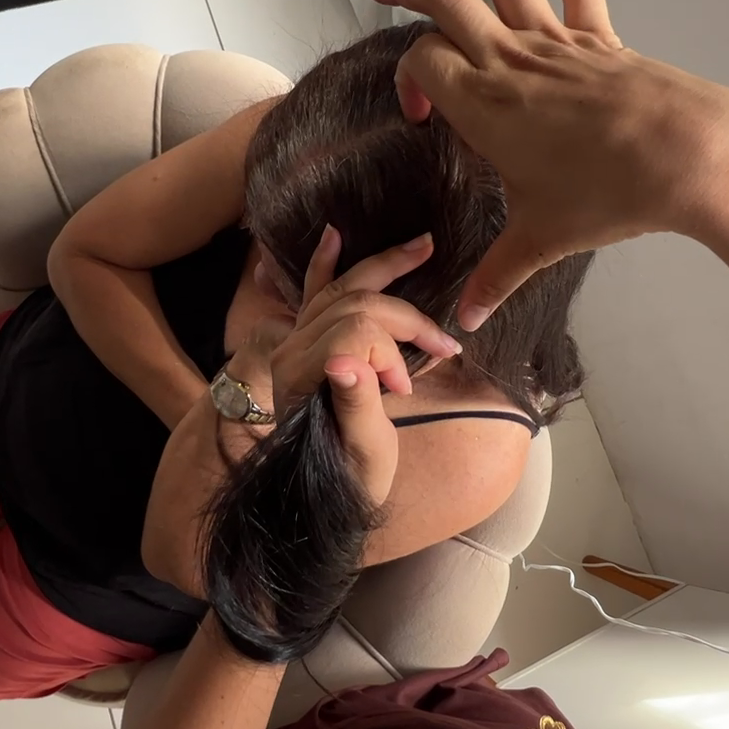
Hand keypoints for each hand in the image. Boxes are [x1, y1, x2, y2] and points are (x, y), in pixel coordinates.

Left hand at [229, 228, 460, 502]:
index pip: (351, 332)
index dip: (388, 351)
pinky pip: (311, 293)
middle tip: (439, 344)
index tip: (406, 387)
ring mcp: (293, 343)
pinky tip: (334, 235)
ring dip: (383, 268)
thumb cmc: (347, 482)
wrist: (319, 494)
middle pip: (351, 304)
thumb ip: (354, 405)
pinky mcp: (303, 341)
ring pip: (339, 288)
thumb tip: (348, 362)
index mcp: (300, 380)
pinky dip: (324, 264)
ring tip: (421, 247)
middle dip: (402, 318)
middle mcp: (289, 353)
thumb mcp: (361, 454)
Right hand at [368, 0, 728, 329]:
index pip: (420, 61)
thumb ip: (495, 277)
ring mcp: (557, 41)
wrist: (690, 157)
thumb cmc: (606, 195)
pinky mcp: (600, 36)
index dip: (406, 80)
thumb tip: (465, 322)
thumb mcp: (539, 240)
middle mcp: (511, 60)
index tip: (418, 116)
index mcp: (483, 103)